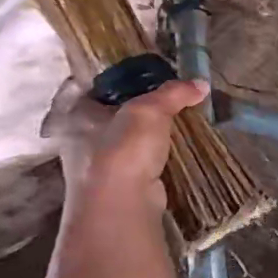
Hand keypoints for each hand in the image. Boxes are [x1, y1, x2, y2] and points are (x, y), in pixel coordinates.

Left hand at [46, 77, 209, 210]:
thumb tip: (201, 84)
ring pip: (127, 135)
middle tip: (173, 95)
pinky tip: (175, 146)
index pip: (95, 85)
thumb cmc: (123, 149)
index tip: (150, 73)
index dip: (121, 76)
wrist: (120, 203)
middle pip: (114, 109)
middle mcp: (80, 135)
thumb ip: (174, 93)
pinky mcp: (119, 180)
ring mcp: (97, 161)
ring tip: (181, 119)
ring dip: (150, 129)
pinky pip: (139, 156)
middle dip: (142, 104)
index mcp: (76, 113)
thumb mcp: (150, 110)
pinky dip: (155, 150)